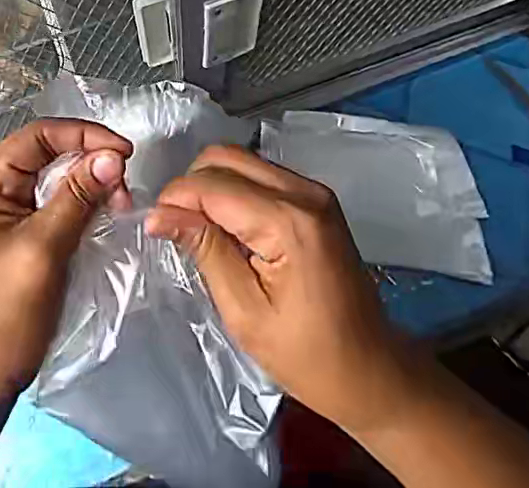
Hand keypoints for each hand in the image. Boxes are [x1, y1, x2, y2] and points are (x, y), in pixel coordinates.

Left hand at [0, 117, 132, 401]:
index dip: (83, 136)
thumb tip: (112, 157)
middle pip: (48, 154)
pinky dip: (82, 207)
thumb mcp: (42, 249)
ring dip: (90, 186)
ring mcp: (5, 213)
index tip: (124, 152)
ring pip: (56, 180)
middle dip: (90, 162)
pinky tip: (103, 216)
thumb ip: (77, 197)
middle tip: (124, 186)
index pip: (38, 136)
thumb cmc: (0, 315)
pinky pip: (56, 206)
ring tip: (119, 203)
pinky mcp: (20, 235)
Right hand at [144, 145, 418, 436]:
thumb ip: (204, 250)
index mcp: (288, 222)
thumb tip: (158, 215)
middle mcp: (303, 192)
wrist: (375, 372)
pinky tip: (229, 227)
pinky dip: (232, 188)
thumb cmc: (309, 356)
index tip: (154, 226)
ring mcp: (313, 190)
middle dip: (190, 185)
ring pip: (239, 158)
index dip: (174, 199)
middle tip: (177, 227)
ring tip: (200, 228)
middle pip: (224, 157)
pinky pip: (258, 172)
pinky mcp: (314, 197)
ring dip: (211, 184)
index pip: (211, 185)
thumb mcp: (245, 312)